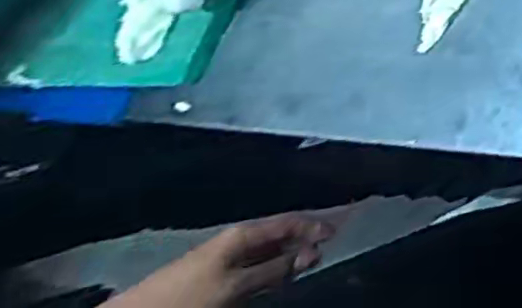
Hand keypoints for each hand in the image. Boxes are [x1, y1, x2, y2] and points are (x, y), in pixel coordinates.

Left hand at [105, 214, 332, 307]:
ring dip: (282, 259)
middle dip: (300, 243)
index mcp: (242, 234)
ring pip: (261, 252)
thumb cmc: (186, 300)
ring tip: (299, 270)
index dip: (313, 226)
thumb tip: (313, 253)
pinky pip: (246, 266)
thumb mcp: (234, 287)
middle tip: (320, 255)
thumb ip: (275, 269)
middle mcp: (234, 240)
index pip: (288, 221)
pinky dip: (264, 270)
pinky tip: (268, 281)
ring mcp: (218, 258)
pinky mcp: (207, 277)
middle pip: (276, 235)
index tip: (336, 235)